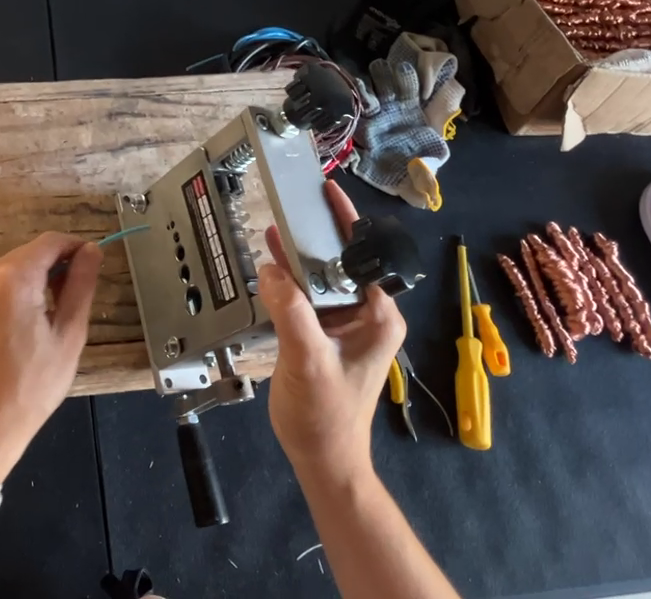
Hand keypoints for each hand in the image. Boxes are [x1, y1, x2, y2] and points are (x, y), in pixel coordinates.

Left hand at [0, 232, 102, 493]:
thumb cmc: (34, 381)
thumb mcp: (69, 333)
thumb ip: (81, 284)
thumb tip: (91, 250)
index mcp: (15, 277)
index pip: (51, 241)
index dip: (75, 248)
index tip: (92, 266)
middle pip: (30, 253)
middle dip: (56, 266)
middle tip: (75, 299)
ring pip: (13, 268)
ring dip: (36, 280)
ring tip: (52, 315)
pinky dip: (16, 292)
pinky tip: (26, 324)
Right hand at [262, 180, 406, 479]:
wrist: (322, 457)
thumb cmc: (325, 415)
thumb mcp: (308, 358)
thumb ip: (292, 310)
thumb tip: (272, 268)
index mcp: (378, 317)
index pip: (366, 255)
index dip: (346, 221)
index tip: (326, 193)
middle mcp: (367, 315)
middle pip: (342, 261)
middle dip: (317, 234)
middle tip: (294, 204)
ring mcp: (346, 325)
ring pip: (323, 277)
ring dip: (300, 255)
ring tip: (276, 227)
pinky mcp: (325, 334)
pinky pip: (309, 295)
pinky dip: (291, 278)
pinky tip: (272, 262)